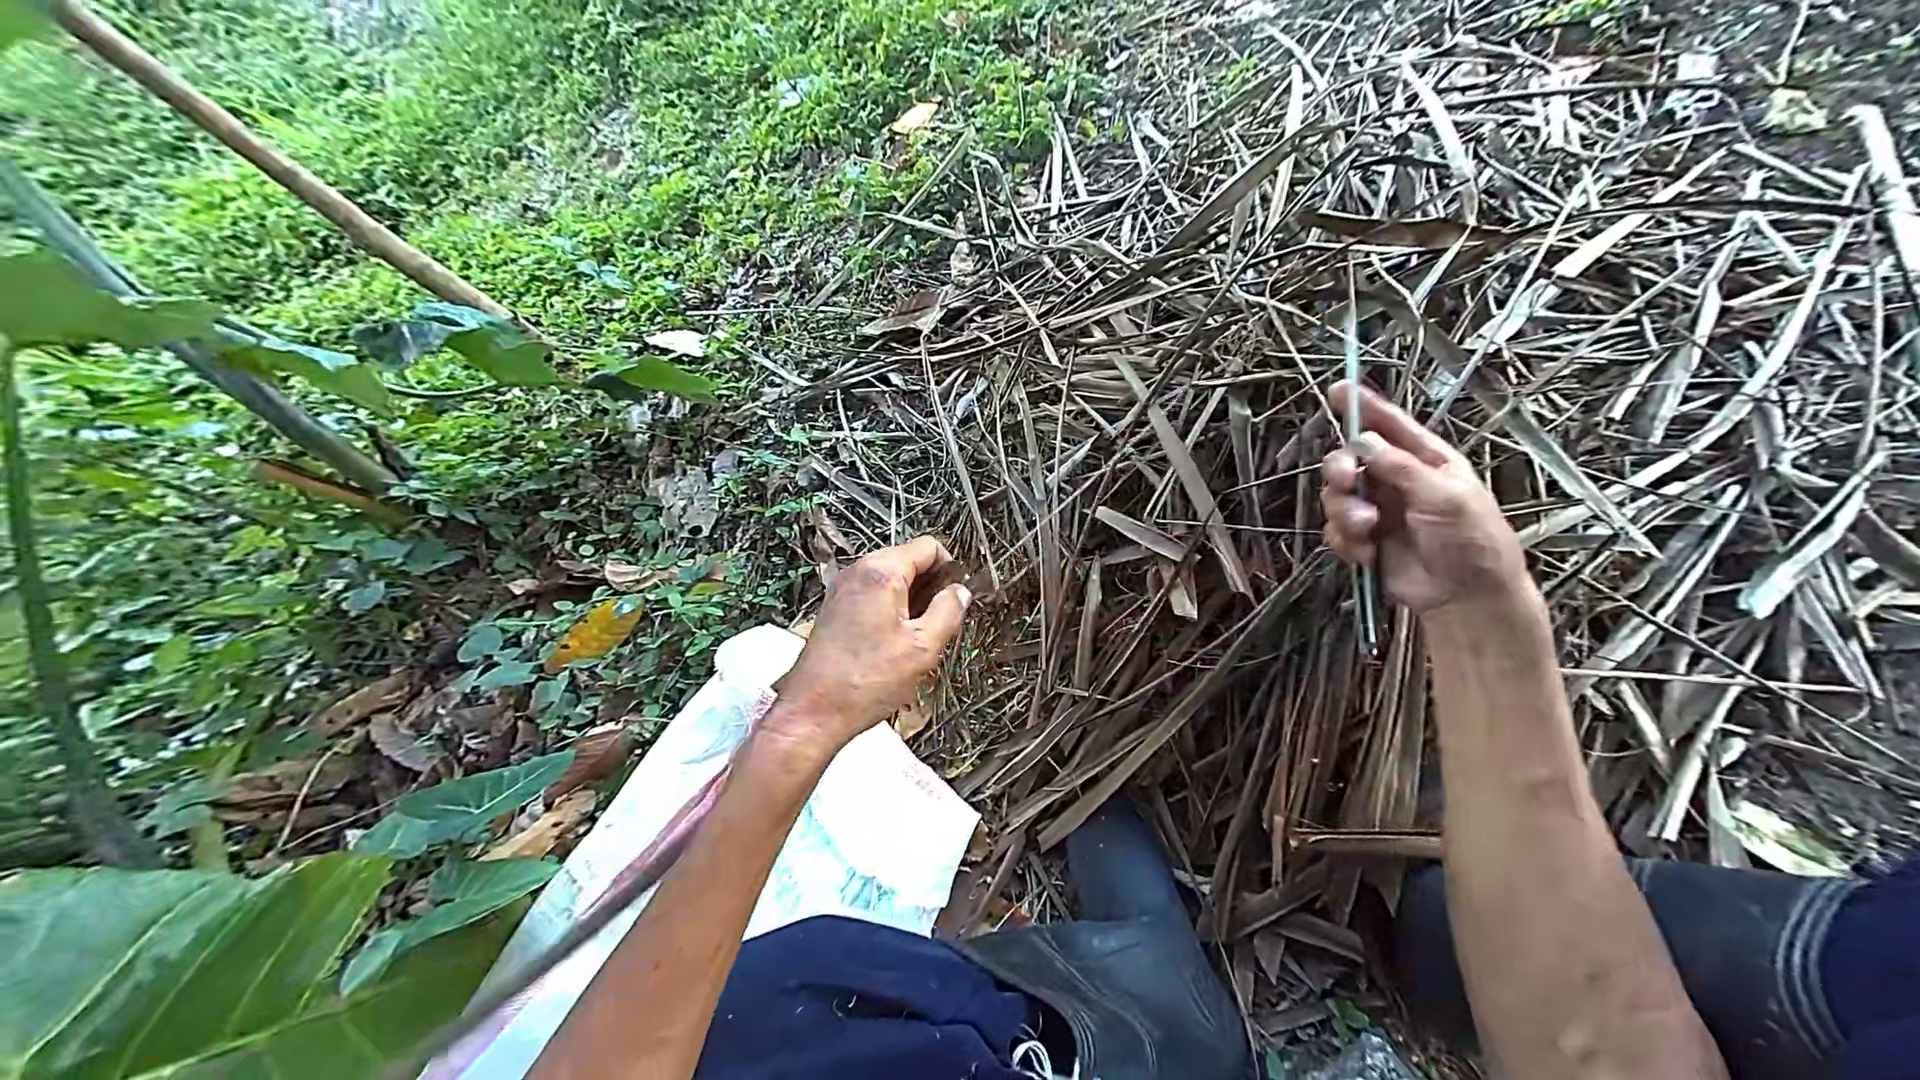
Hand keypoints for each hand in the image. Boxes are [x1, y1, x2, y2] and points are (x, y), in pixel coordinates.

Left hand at [766, 536, 971, 752]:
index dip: (950, 569)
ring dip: (912, 602)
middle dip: (930, 587)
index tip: (955, 596)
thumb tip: (960, 593)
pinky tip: (895, 644)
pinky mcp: (837, 609)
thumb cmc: (863, 682)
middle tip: (938, 624)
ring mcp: (844, 590)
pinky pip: (874, 596)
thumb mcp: (923, 647)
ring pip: (892, 581)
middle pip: (909, 561)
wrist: (814, 711)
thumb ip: (949, 611)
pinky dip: (891, 612)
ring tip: (916, 639)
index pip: (928, 547)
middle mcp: (858, 573)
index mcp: (881, 573)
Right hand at [1320, 381, 1530, 614]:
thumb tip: (1363, 440)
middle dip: (1341, 469)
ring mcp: (1377, 511)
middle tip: (1345, 480)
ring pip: (1336, 497)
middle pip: (1349, 459)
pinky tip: (1367, 551)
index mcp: (1424, 461)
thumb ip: (1401, 467)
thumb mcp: (1444, 496)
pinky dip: (1346, 541)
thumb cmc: (1474, 542)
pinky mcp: (1363, 540)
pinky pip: (1335, 531)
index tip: (1338, 390)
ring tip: (1367, 528)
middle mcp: (1396, 482)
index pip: (1388, 426)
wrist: (1466, 596)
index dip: (1363, 406)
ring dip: (1344, 512)